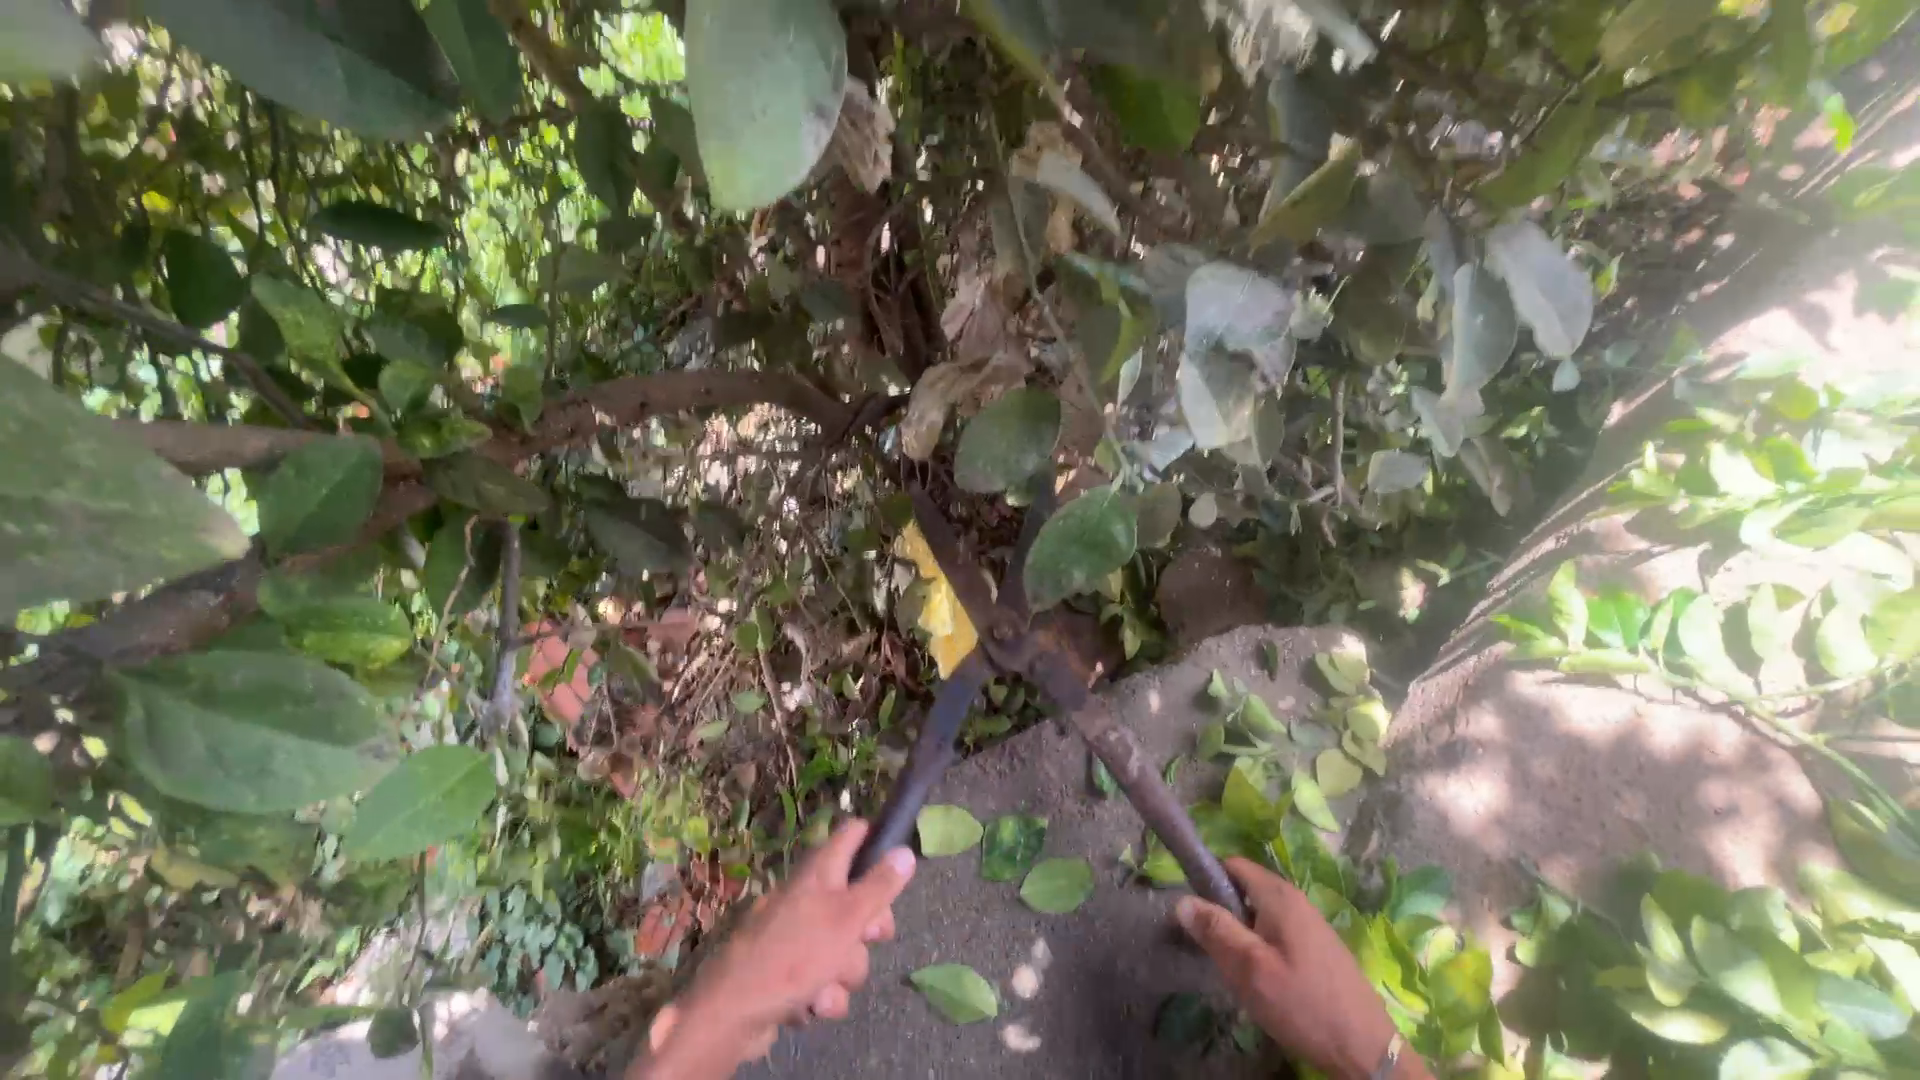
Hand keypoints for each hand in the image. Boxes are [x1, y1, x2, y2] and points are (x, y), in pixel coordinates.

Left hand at [636, 819, 915, 1078]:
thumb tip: (906, 850)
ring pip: (844, 947)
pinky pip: (823, 978)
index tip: (897, 866)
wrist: (733, 1012)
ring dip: (842, 973)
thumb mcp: (848, 917)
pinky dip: (820, 994)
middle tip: (869, 938)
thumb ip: (880, 886)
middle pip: (859, 900)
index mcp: (821, 871)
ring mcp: (797, 935)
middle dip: (868, 930)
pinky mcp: (789, 972)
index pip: (854, 834)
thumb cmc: (795, 953)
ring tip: (824, 986)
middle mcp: (809, 895)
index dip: (878, 841)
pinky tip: (809, 1004)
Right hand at [1175, 858, 1426, 1079]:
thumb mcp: (1250, 969)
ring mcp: (1311, 923)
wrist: (1367, 1052)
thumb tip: (1182, 900)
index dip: (1206, 881)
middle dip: (1224, 914)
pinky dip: (1263, 948)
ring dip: (1243, 935)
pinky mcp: (1319, 947)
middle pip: (1245, 890)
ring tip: (1237, 969)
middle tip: (1215, 950)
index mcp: (1279, 895)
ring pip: (1260, 915)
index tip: (1194, 914)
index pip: (1231, 865)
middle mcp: (1296, 899)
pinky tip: (1264, 980)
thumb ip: (1216, 930)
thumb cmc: (1303, 1004)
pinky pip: (1278, 933)